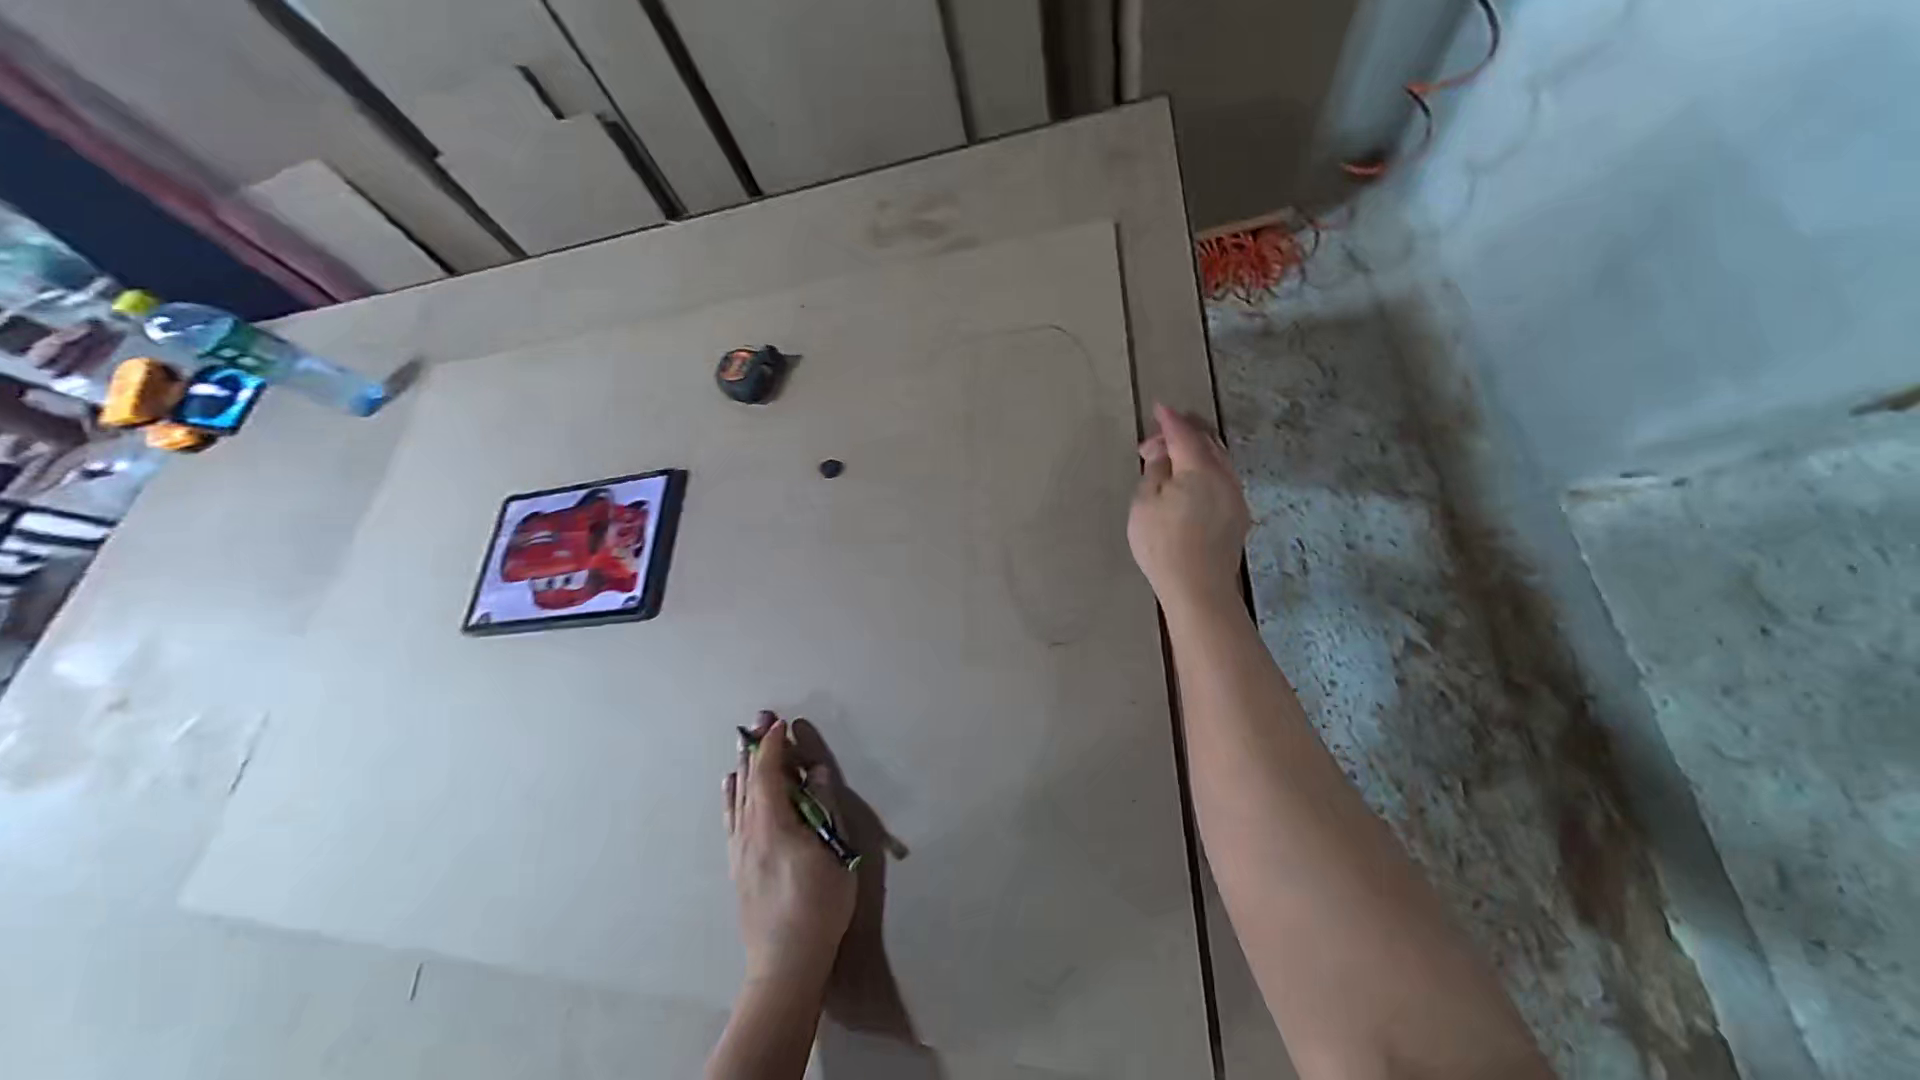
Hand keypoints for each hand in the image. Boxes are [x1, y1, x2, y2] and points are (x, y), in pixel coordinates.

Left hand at [724, 711, 857, 986]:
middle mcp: (749, 832)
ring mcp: (739, 850)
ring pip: (737, 797)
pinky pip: (730, 817)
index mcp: (773, 826)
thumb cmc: (818, 907)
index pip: (769, 774)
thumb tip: (816, 772)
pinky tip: (730, 785)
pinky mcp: (737, 866)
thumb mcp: (835, 856)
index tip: (780, 723)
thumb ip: (824, 809)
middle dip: (756, 748)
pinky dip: (732, 794)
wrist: (784, 962)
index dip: (774, 747)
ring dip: (744, 766)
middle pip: (749, 780)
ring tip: (746, 743)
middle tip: (761, 718)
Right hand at [1128, 402, 1250, 614]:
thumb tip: (1164, 456)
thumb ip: (1155, 472)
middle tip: (1154, 445)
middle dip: (1182, 436)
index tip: (1158, 408)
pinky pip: (1221, 481)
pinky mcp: (1237, 517)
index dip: (1169, 420)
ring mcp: (1235, 498)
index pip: (1184, 434)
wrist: (1198, 588)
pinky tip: (1188, 487)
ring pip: (1218, 462)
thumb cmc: (1163, 544)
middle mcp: (1225, 477)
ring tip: (1170, 465)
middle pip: (1206, 443)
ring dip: (1194, 455)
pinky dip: (1204, 473)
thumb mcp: (1144, 503)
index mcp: (1201, 468)